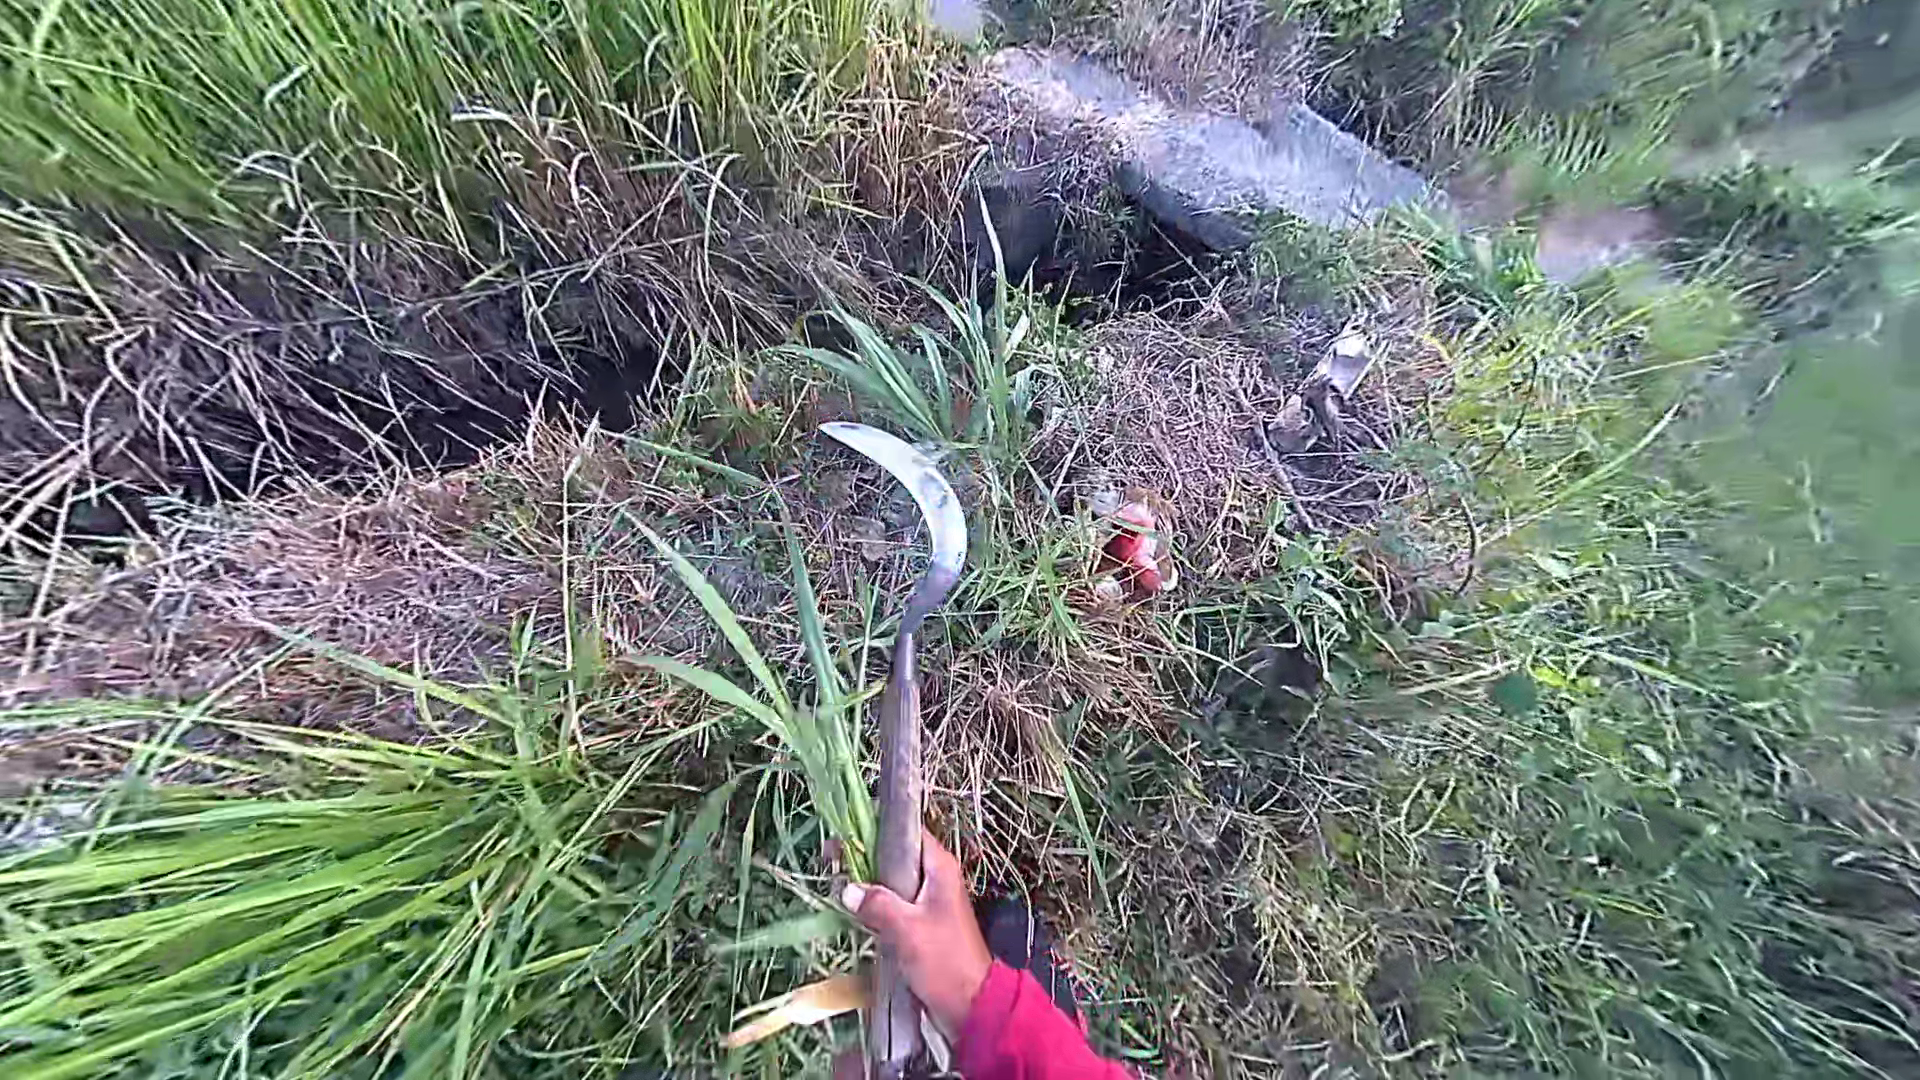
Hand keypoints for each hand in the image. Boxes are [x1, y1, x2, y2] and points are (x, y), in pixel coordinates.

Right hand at [840, 828, 993, 1037]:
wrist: (972, 1005)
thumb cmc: (945, 961)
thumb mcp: (908, 931)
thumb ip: (878, 905)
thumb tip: (847, 888)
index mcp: (939, 866)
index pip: (907, 832)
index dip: (877, 829)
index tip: (847, 832)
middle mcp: (935, 875)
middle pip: (897, 854)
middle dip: (866, 855)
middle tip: (833, 857)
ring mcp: (930, 897)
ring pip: (894, 878)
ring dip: (869, 880)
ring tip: (837, 878)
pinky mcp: (923, 919)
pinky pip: (896, 900)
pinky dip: (877, 901)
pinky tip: (854, 906)